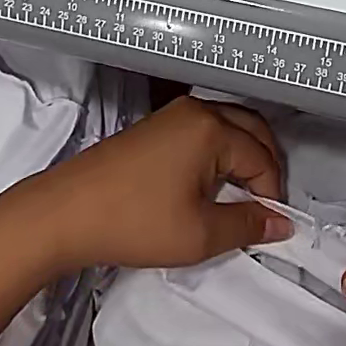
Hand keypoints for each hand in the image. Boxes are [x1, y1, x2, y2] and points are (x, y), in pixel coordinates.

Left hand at [17, 96, 294, 272]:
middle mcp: (195, 111)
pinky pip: (205, 128)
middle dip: (266, 164)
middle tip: (266, 203)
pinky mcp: (157, 125)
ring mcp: (173, 114)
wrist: (66, 212)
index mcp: (211, 129)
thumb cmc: (131, 220)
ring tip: (242, 197)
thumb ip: (247, 225)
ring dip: (244, 155)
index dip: (271, 192)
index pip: (262, 157)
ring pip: (229, 125)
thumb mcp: (199, 234)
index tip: (268, 222)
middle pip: (252, 129)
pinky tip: (211, 182)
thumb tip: (279, 221)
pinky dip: (220, 150)